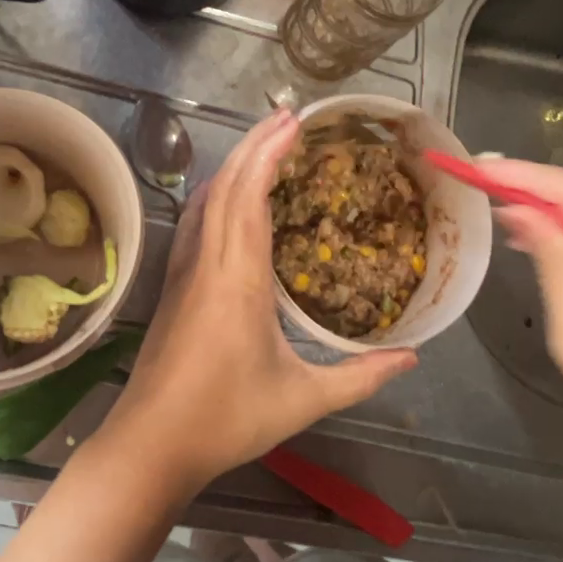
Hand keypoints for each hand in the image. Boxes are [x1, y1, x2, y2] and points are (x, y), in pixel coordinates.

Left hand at [100, 108, 416, 490]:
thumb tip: (411, 357)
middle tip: (288, 117)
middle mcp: (208, 260)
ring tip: (264, 144)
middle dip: (255, 144)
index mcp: (238, 277)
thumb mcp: (302, 400)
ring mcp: (184, 270)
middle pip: (225, 184)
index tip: (292, 123)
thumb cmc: (226, 418)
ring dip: (233, 164)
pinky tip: (226, 195)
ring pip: (206, 199)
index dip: (269, 153)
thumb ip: (360, 378)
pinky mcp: (173, 284)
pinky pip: (195, 220)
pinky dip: (215, 192)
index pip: (249, 196)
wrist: (151, 444)